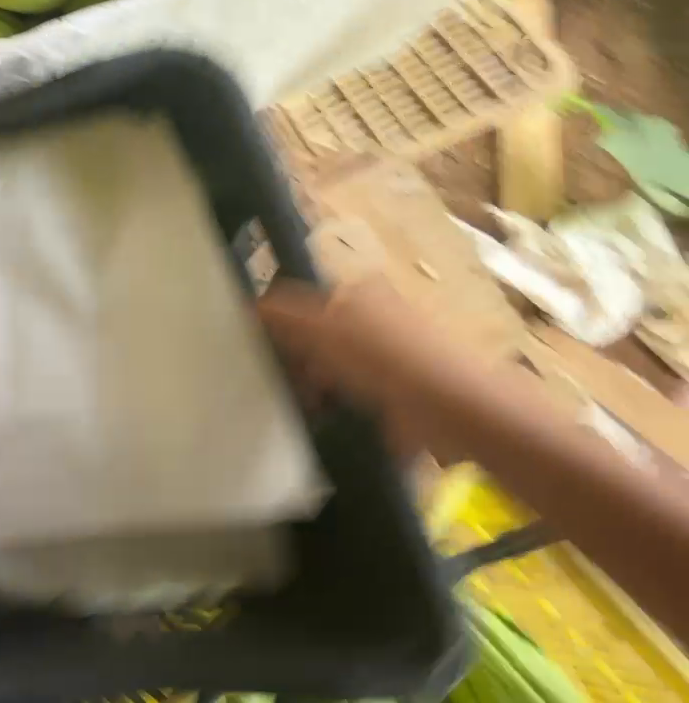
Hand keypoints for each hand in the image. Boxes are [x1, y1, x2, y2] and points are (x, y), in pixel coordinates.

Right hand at [258, 276, 467, 457]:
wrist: (462, 413)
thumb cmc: (386, 361)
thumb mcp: (320, 330)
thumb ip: (281, 316)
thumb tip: (248, 305)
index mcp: (359, 292)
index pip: (301, 300)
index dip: (278, 324)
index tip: (264, 349)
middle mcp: (379, 315)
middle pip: (317, 333)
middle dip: (299, 359)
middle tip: (287, 380)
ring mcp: (396, 353)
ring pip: (336, 365)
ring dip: (319, 385)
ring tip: (312, 404)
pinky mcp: (407, 388)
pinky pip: (359, 392)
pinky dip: (344, 404)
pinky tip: (336, 417)